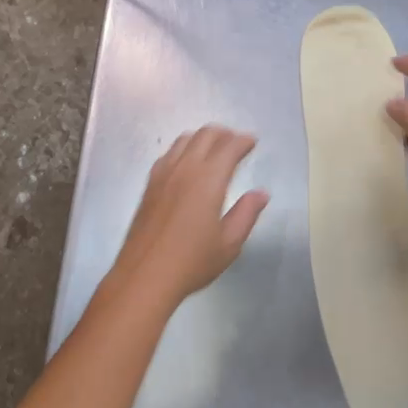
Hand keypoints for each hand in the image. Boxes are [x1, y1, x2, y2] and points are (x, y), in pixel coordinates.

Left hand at [108, 125, 269, 306]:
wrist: (145, 274)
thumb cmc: (192, 261)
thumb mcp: (229, 243)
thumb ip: (246, 213)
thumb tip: (261, 193)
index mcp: (208, 179)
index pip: (229, 147)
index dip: (243, 141)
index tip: (252, 141)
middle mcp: (185, 167)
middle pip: (206, 134)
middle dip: (224, 134)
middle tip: (236, 144)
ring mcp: (164, 172)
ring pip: (185, 139)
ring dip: (203, 138)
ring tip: (214, 150)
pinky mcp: (150, 182)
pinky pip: (169, 152)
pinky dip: (184, 148)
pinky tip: (187, 164)